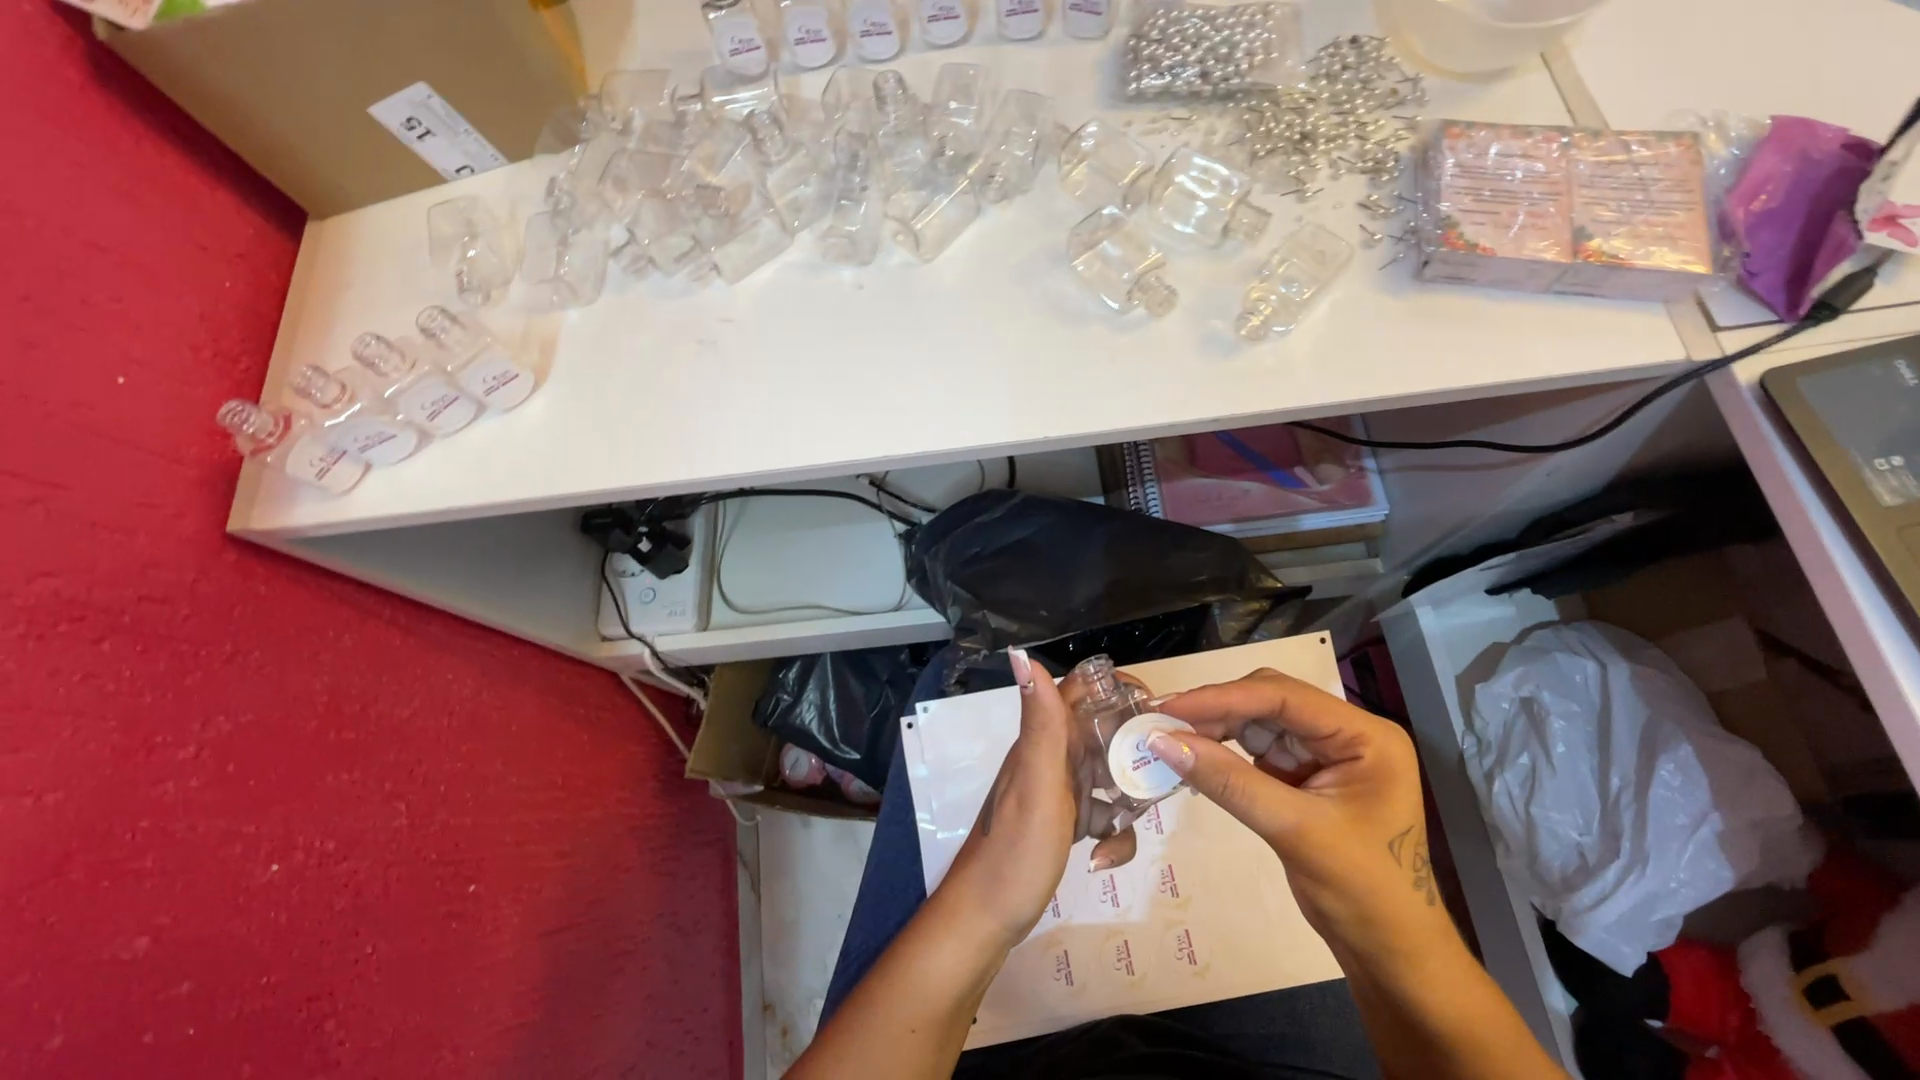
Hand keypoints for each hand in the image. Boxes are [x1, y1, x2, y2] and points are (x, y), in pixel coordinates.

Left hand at [938, 648, 1144, 946]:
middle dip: (1138, 749)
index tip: (1159, 709)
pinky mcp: (1066, 823)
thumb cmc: (1014, 851)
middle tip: (1165, 774)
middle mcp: (1052, 756)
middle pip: (1106, 732)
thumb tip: (1021, 652)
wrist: (985, 918)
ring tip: (1134, 819)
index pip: (1083, 689)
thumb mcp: (1036, 783)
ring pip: (1111, 775)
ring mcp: (1059, 791)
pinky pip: (1103, 815)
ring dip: (1130, 796)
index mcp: (1045, 739)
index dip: (1119, 687)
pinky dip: (1114, 835)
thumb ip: (1042, 721)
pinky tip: (1104, 858)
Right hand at [1148, 669, 1452, 964]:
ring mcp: (1325, 755)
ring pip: (1259, 724)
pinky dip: (1224, 753)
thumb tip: (1161, 742)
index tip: (1169, 708)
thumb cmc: (1360, 888)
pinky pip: (1257, 752)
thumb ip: (1228, 781)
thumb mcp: (1293, 829)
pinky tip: (1192, 756)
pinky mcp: (1304, 778)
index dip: (1222, 698)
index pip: (1283, 698)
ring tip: (1167, 736)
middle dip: (1216, 709)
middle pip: (1270, 702)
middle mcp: (1346, 735)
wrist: (1388, 949)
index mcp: (1365, 736)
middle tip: (1160, 720)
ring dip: (1215, 729)